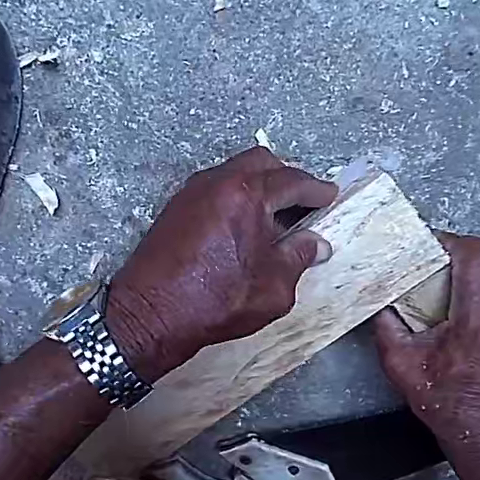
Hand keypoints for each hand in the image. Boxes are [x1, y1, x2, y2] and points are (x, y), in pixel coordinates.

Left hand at [104, 147, 335, 381]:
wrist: (150, 315)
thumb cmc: (211, 302)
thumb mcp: (274, 286)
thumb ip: (298, 257)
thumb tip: (313, 245)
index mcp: (247, 195)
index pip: (293, 181)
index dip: (316, 190)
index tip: (328, 196)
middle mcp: (218, 183)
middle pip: (264, 163)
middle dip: (288, 179)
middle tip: (304, 203)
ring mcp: (193, 192)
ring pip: (237, 172)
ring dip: (261, 186)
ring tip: (275, 217)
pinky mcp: (177, 207)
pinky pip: (218, 188)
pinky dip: (238, 197)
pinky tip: (246, 226)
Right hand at [372, 234, 479, 479]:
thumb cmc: (451, 404)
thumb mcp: (402, 367)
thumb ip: (387, 328)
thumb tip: (381, 299)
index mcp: (479, 321)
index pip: (475, 258)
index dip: (453, 242)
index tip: (436, 244)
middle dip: (472, 247)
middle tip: (449, 253)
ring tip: (470, 269)